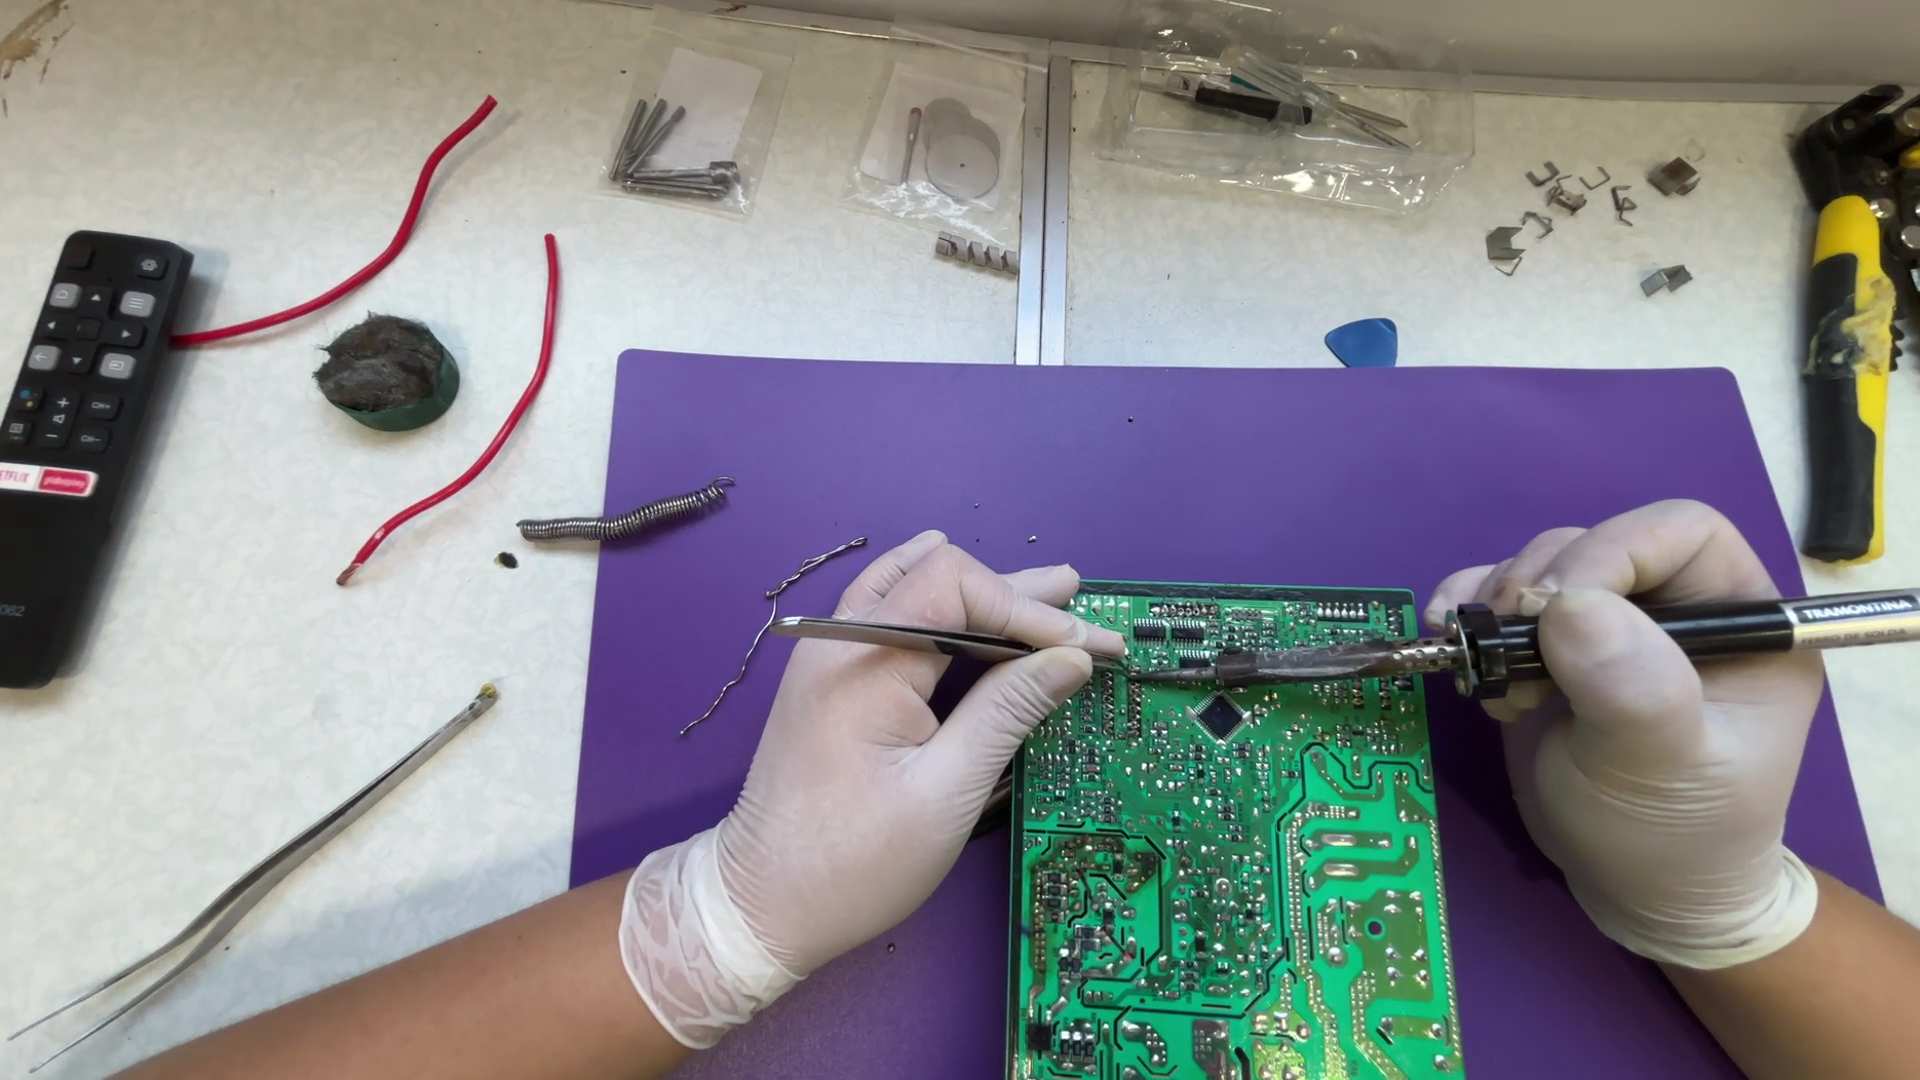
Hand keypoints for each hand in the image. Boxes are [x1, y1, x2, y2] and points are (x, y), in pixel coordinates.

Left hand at [619, 531, 1125, 1045]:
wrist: (759, 903)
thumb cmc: (854, 861)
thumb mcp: (946, 791)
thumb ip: (1008, 711)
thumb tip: (1072, 658)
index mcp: (866, 658)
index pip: (957, 587)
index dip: (1026, 608)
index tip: (1084, 644)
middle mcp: (842, 636)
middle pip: (937, 579)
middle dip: (1015, 596)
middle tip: (1077, 595)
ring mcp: (830, 651)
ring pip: (914, 588)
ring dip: (980, 591)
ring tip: (1044, 587)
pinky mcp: (832, 674)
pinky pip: (889, 610)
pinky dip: (938, 600)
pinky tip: (959, 589)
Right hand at [1426, 500, 1824, 969]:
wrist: (1624, 878)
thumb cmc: (1667, 830)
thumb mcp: (1660, 767)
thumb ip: (1631, 686)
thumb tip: (1566, 605)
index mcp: (1739, 625)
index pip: (1674, 534)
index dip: (1607, 554)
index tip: (1548, 615)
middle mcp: (1668, 612)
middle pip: (1587, 544)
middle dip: (1530, 588)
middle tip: (1504, 647)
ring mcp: (1599, 627)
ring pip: (1529, 567)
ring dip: (1488, 608)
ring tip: (1487, 673)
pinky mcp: (1538, 647)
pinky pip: (1487, 596)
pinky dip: (1459, 613)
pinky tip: (1456, 652)